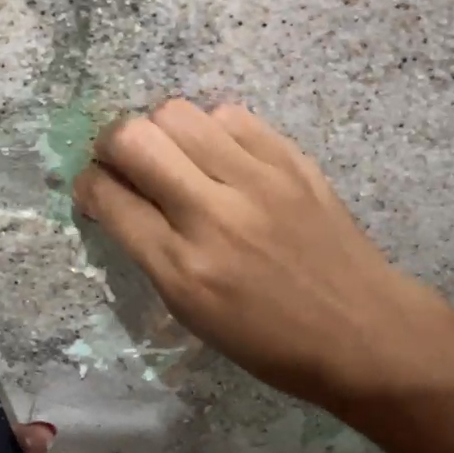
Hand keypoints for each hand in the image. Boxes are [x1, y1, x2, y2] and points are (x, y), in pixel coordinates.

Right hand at [71, 99, 453, 411]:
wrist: (367, 333)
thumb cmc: (268, 339)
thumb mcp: (188, 310)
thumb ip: (146, 247)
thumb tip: (112, 196)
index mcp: (181, 266)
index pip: (107, 196)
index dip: (86, 185)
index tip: (93, 189)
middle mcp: (213, 215)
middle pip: (132, 138)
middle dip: (110, 145)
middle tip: (123, 164)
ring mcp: (257, 181)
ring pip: (175, 113)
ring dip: (157, 131)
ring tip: (171, 156)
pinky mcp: (291, 161)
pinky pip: (228, 114)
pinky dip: (209, 129)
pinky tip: (218, 156)